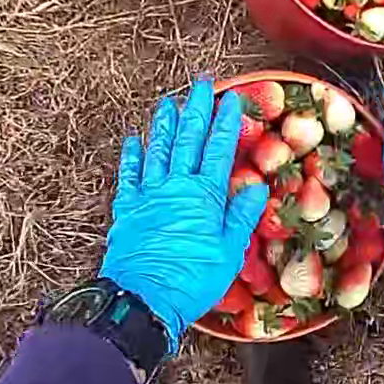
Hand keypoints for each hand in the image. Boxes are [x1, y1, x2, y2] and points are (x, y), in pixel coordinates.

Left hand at [101, 79, 268, 355]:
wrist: (144, 297)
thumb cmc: (194, 277)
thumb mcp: (229, 250)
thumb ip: (240, 216)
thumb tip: (255, 188)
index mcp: (205, 195)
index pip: (218, 150)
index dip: (226, 124)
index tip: (231, 100)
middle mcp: (176, 187)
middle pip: (187, 141)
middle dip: (196, 111)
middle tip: (201, 85)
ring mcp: (149, 195)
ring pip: (158, 150)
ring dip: (164, 125)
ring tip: (168, 102)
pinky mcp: (128, 208)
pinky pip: (130, 175)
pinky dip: (132, 156)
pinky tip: (134, 141)